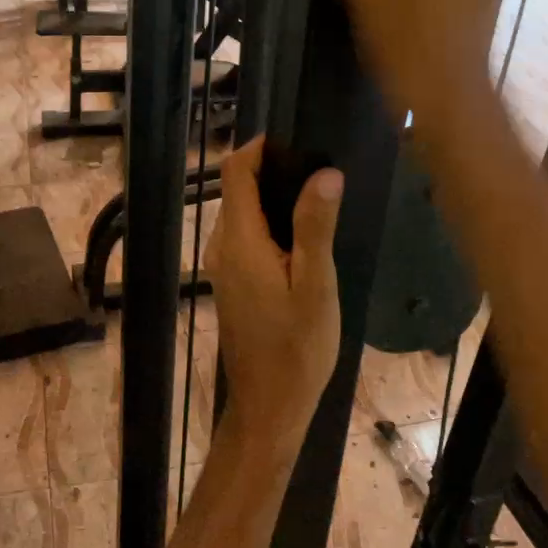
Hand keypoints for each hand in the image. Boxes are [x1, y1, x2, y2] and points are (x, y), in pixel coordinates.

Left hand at [207, 136, 342, 438]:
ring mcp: (224, 266)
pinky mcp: (233, 282)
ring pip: (243, 213)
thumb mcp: (315, 286)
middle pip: (239, 189)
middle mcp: (223, 245)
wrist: (269, 406)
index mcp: (240, 240)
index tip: (297, 141)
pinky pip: (246, 236)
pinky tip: (302, 241)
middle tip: (319, 173)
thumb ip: (316, 227)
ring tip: (318, 203)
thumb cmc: (296, 347)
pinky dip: (269, 224)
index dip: (260, 148)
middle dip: (273, 171)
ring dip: (273, 199)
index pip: (236, 172)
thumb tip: (324, 171)